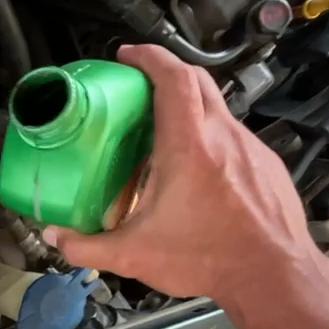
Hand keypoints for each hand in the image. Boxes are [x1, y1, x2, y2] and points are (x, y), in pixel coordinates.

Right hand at [42, 44, 324, 316]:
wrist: (271, 274)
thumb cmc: (207, 258)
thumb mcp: (132, 256)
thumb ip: (85, 246)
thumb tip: (56, 237)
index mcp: (188, 147)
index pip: (173, 79)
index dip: (149, 58)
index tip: (129, 55)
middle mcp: (223, 137)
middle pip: (197, 81)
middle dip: (167, 73)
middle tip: (138, 85)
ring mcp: (249, 148)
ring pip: (216, 110)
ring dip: (187, 110)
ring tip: (159, 135)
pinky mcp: (264, 165)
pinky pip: (231, 137)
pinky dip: (208, 139)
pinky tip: (192, 170)